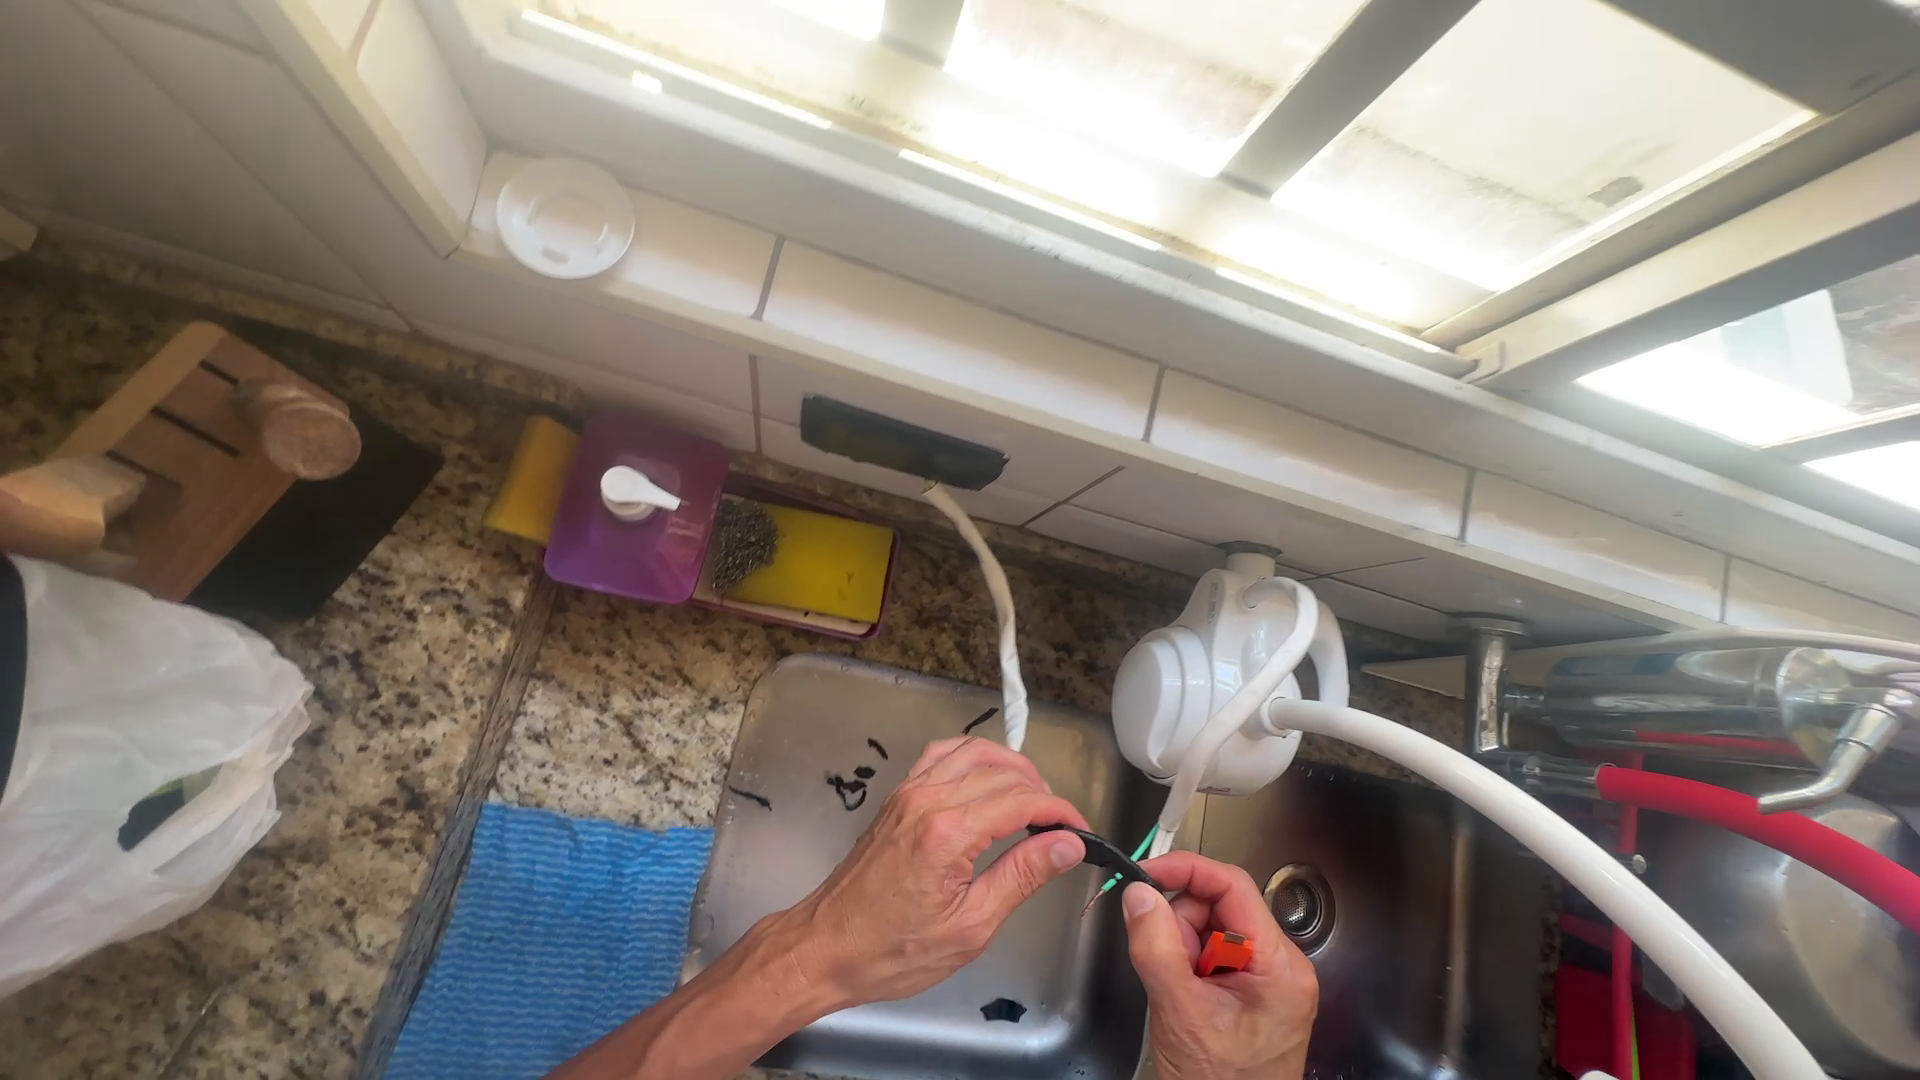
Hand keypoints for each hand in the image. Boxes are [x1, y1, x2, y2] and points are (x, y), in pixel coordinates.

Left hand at [769, 736, 1089, 1008]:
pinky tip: (988, 780)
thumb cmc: (894, 950)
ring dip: (1012, 768)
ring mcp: (909, 790)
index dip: (1060, 812)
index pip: (1022, 801)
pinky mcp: (899, 794)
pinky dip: (974, 757)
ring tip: (1032, 801)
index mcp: (947, 833)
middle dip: (1042, 792)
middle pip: (1003, 772)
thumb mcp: (970, 926)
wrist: (827, 945)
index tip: (1081, 831)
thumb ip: (1023, 876)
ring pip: (975, 751)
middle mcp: (928, 798)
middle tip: (1059, 826)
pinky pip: (943, 754)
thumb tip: (1067, 845)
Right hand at [1122, 853, 1318, 1079]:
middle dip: (1180, 923)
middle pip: (1218, 905)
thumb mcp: (1179, 1011)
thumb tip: (1138, 891)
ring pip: (1210, 926)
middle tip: (1166, 964)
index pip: (1233, 886)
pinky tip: (1184, 994)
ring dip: (1181, 945)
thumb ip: (1157, 945)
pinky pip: (1211, 951)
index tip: (1145, 874)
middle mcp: (1282, 964)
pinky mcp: (1252, 990)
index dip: (1186, 870)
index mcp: (1280, 965)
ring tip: (1177, 990)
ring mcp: (1268, 978)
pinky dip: (1187, 962)